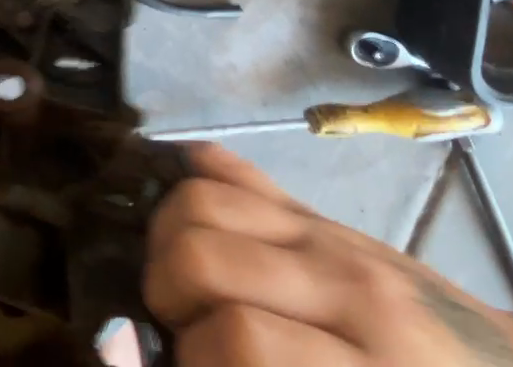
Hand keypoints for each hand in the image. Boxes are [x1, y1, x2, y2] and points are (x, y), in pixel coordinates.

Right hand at [146, 144, 512, 366]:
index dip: (195, 357)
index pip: (240, 337)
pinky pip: (225, 165)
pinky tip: (176, 219)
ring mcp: (328, 233)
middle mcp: (350, 286)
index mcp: (375, 364)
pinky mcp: (310, 208)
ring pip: (199, 197)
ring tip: (182, 281)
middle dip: (167, 293)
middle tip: (181, 325)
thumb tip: (137, 345)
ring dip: (165, 239)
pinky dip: (182, 179)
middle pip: (202, 253)